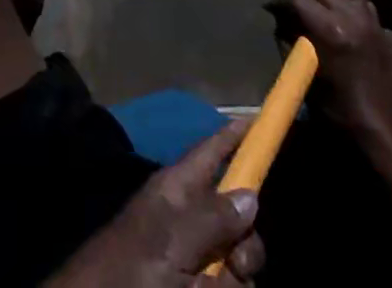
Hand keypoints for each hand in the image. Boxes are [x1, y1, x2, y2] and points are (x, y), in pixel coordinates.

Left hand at [46, 122, 264, 286]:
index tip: (260, 119)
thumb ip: (213, 218)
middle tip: (235, 263)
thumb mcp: (171, 240)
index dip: (235, 136)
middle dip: (248, 246)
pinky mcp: (195, 283)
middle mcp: (189, 216)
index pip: (212, 152)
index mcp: (178, 190)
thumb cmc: (130, 267)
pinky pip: (229, 287)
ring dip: (233, 281)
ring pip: (239, 260)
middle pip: (241, 218)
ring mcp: (193, 254)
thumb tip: (251, 195)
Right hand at [268, 0, 391, 141]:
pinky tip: (337, 8)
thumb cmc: (334, 104)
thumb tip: (280, 15)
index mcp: (329, 29)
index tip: (271, 7)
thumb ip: (290, 35)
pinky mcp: (378, 22)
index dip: (279, 0)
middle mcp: (350, 16)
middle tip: (293, 4)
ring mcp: (367, 17)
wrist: (378, 122)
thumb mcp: (304, 69)